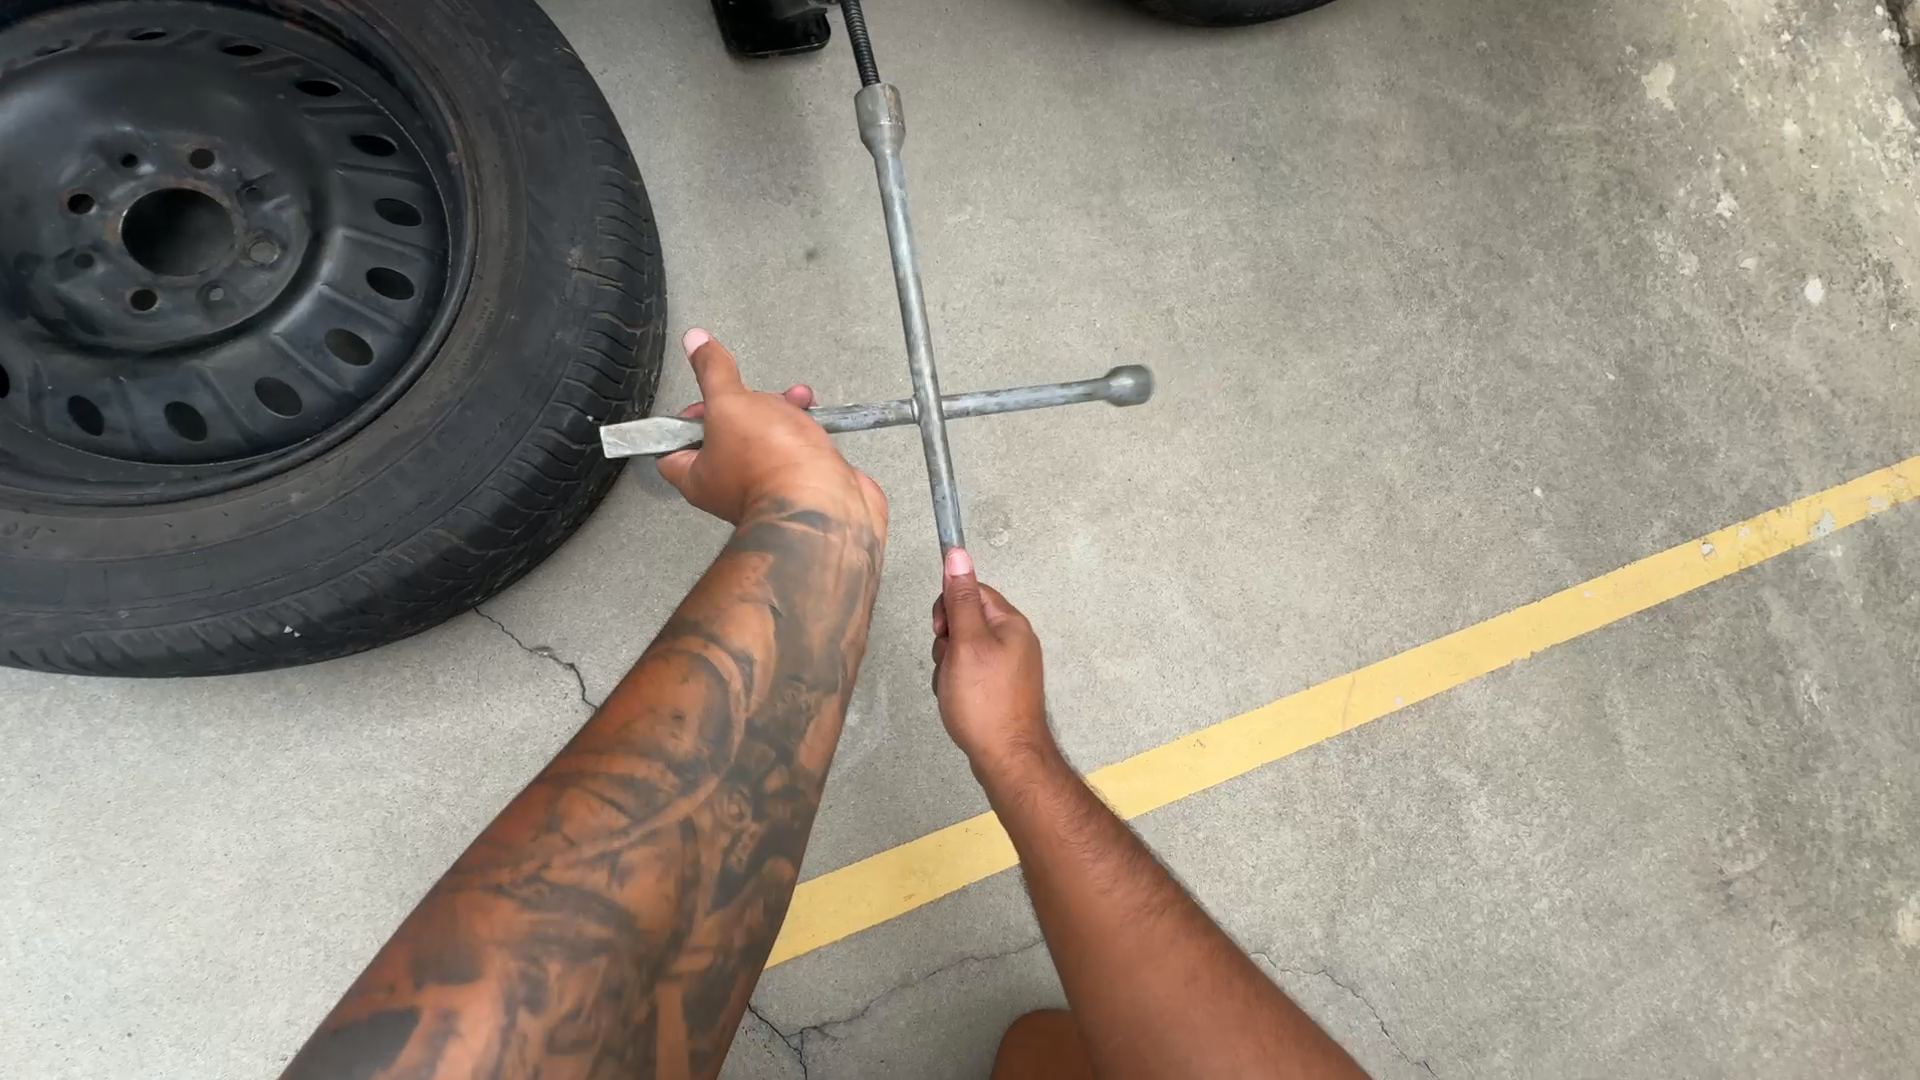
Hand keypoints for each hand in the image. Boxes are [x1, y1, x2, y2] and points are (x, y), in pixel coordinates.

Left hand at [657, 329, 885, 529]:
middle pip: (726, 437)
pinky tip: (814, 414)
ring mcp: (768, 486)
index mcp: (699, 475)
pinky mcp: (801, 483)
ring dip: (781, 411)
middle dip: (747, 406)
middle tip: (756, 396)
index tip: (702, 398)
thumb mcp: (730, 404)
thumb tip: (697, 345)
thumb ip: (713, 372)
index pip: (673, 447)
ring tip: (795, 399)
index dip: (683, 419)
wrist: (824, 500)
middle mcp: (730, 486)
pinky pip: (797, 449)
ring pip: (766, 439)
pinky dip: (805, 428)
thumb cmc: (772, 467)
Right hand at [931, 549, 1052, 771]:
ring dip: (949, 666)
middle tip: (949, 664)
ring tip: (954, 689)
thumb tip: (957, 553)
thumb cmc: (984, 700)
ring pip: (964, 650)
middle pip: (967, 621)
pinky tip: (958, 702)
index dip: (949, 607)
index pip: (973, 592)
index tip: (940, 632)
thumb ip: (960, 599)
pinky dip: (958, 684)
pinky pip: (971, 673)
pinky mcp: (1002, 689)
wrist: (1008, 758)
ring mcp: (1010, 667)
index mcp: (1011, 623)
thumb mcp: (966, 643)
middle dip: (947, 642)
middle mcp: (1015, 640)